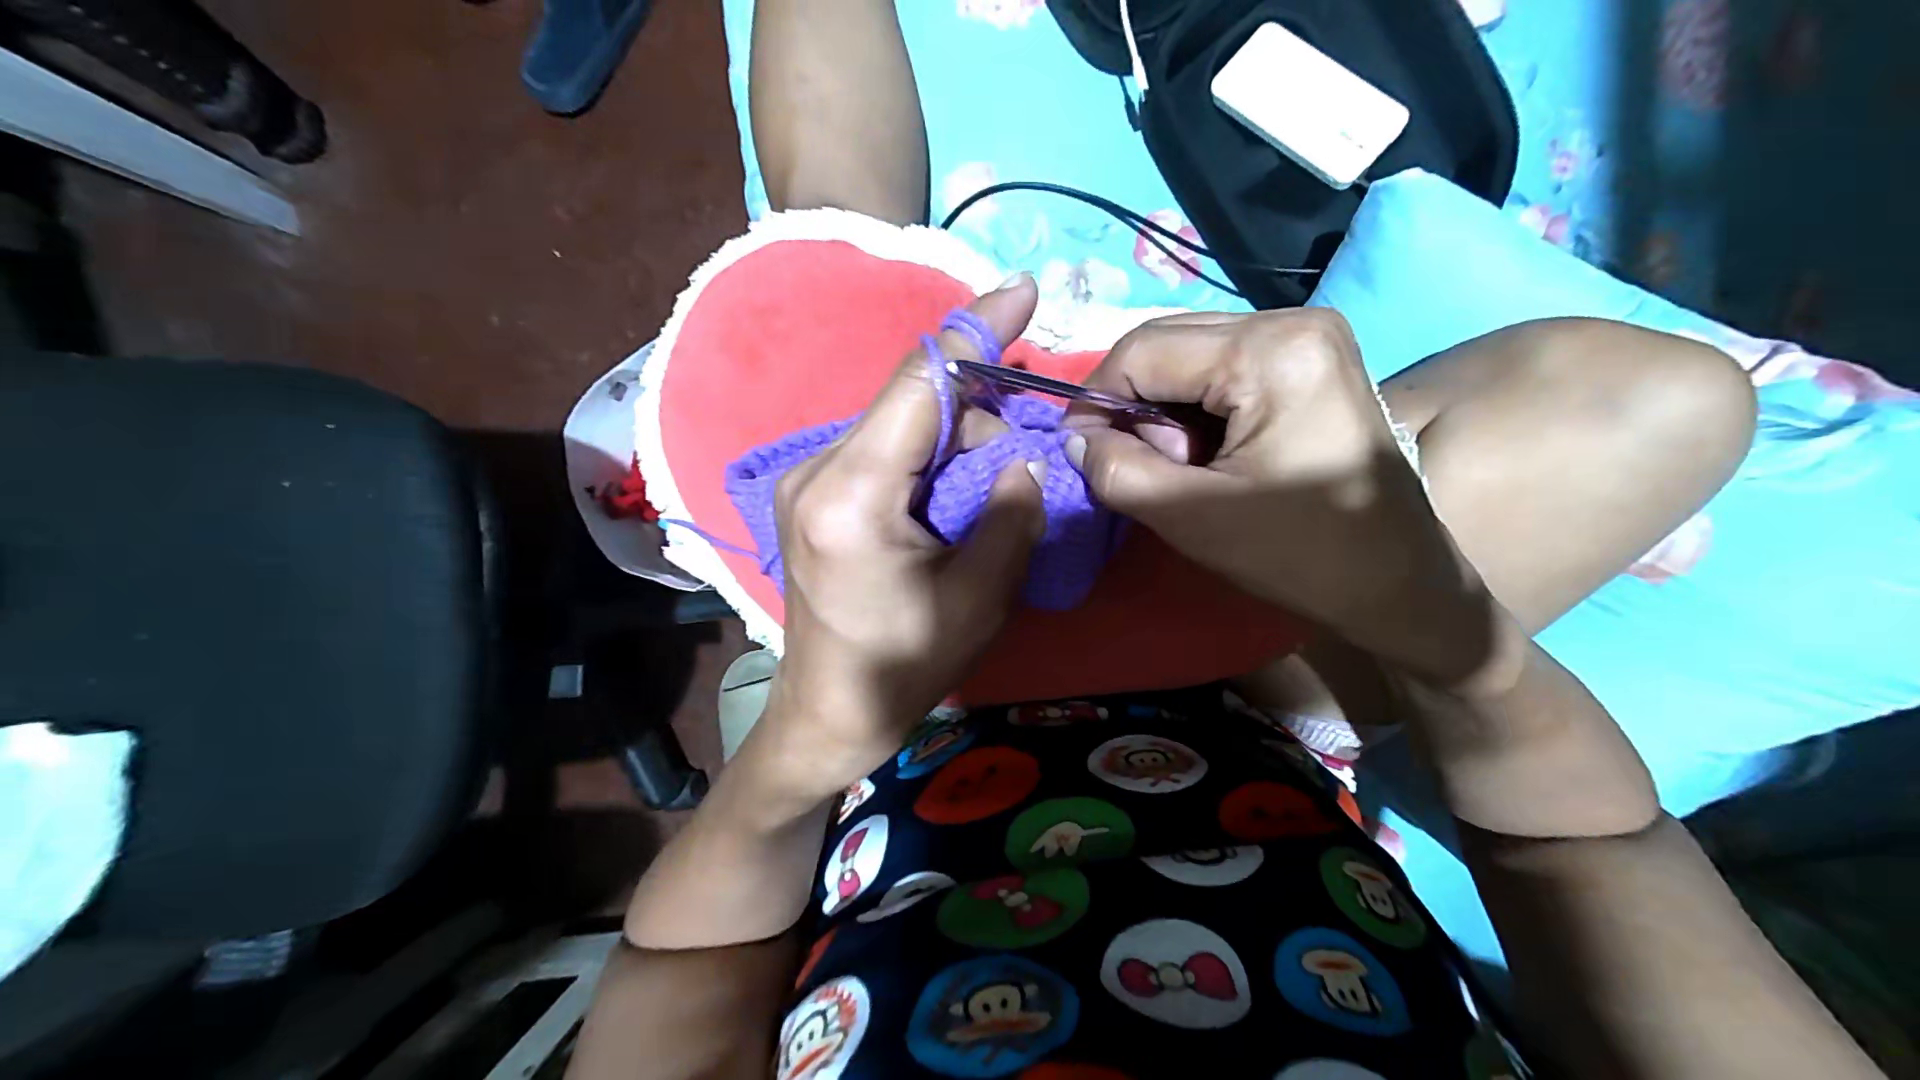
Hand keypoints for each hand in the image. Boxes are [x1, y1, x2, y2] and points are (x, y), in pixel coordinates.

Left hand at [755, 277, 1046, 802]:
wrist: (830, 710)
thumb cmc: (904, 665)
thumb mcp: (980, 596)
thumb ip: (1012, 514)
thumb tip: (1023, 457)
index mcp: (852, 494)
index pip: (919, 384)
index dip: (975, 328)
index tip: (1024, 289)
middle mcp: (815, 469)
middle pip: (911, 403)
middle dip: (976, 413)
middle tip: (1021, 457)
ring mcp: (805, 478)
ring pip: (898, 425)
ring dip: (953, 441)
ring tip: (989, 492)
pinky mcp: (811, 493)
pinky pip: (881, 451)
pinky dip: (926, 458)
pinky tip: (952, 493)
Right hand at [1066, 308, 1497, 685]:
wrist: (1398, 583)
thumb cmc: (1299, 555)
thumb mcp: (1189, 517)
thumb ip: (1115, 469)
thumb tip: (1074, 437)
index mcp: (1271, 350)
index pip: (1142, 350)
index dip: (1095, 400)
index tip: (1081, 452)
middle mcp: (1293, 319)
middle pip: (1166, 342)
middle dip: (1135, 404)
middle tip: (1139, 463)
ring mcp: (1309, 333)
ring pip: (1189, 353)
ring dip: (1164, 408)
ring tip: (1184, 465)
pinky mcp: (1311, 357)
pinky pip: (1221, 366)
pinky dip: (1195, 407)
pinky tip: (1209, 451)